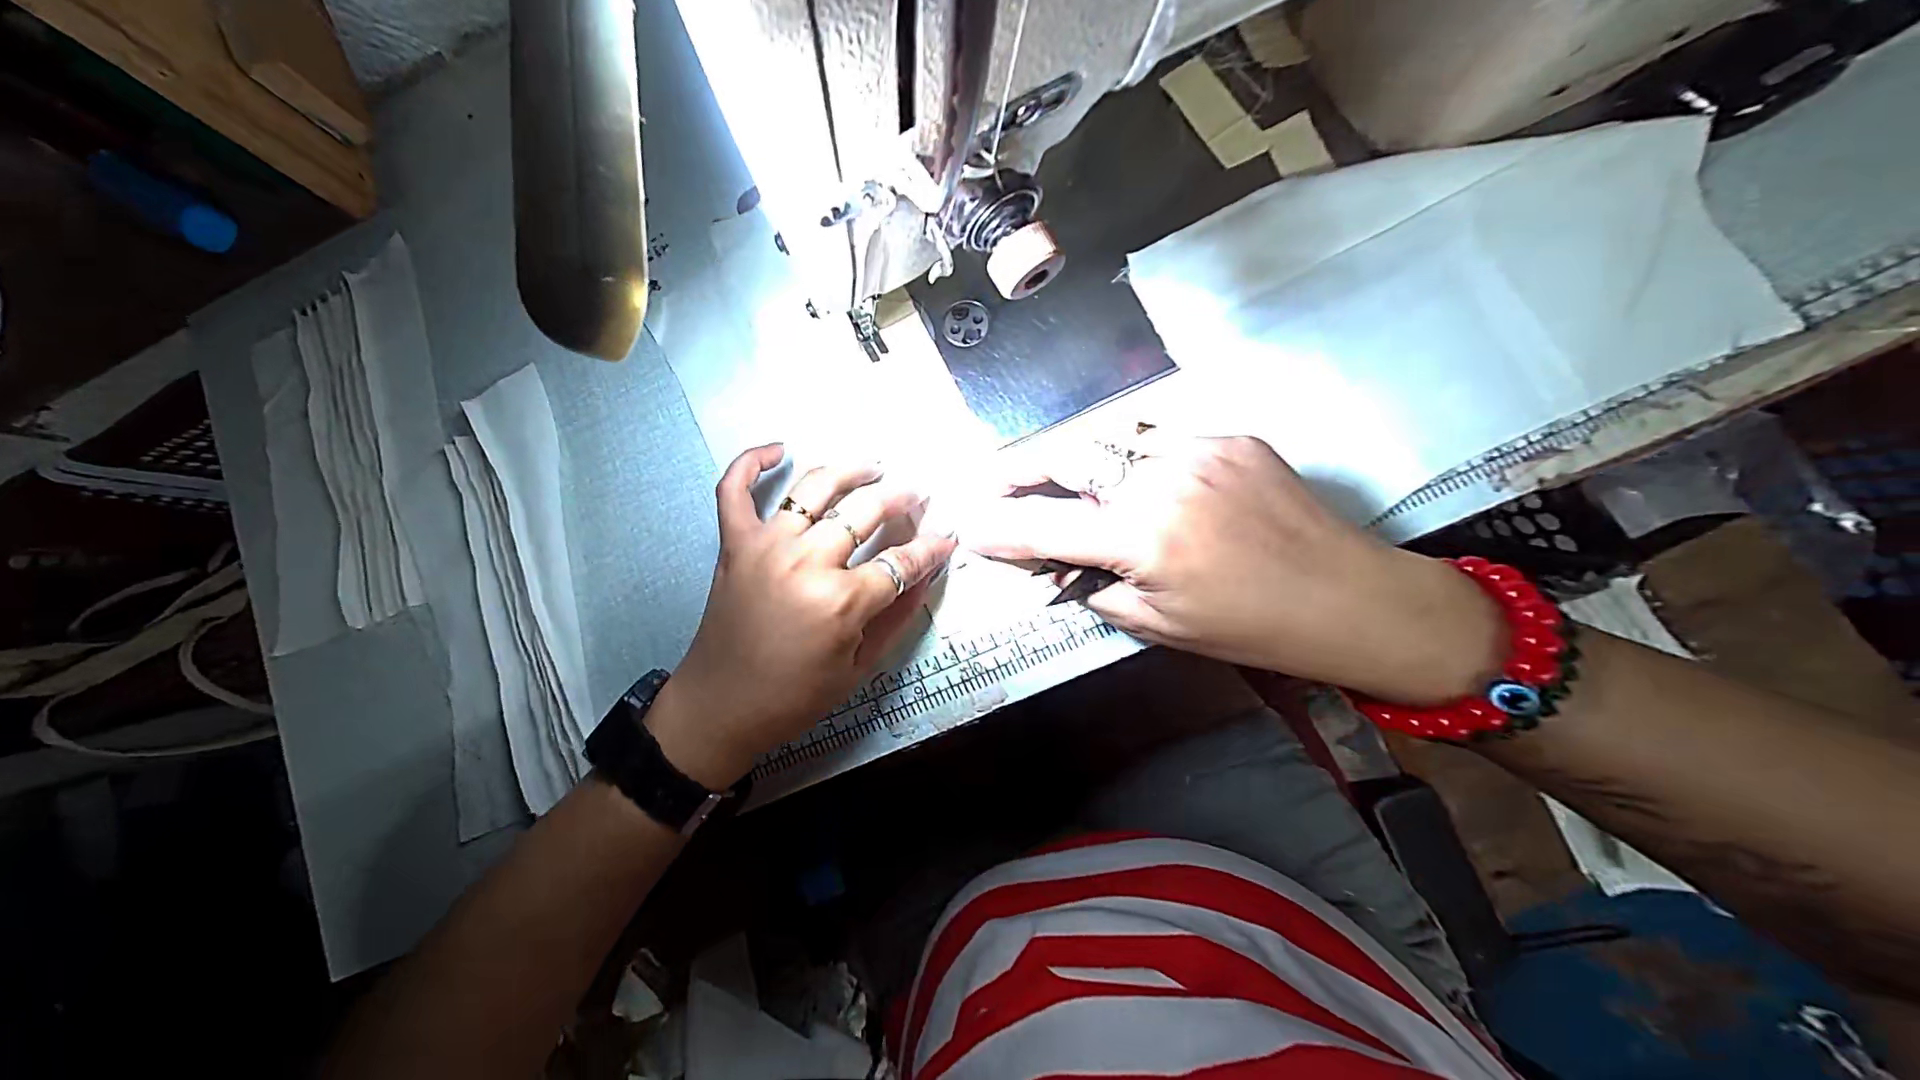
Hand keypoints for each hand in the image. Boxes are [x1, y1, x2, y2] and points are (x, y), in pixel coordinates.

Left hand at [645, 445, 957, 788]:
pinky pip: (735, 490)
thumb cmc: (794, 697)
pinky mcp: (733, 543)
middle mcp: (806, 562)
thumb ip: (897, 616)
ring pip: (814, 488)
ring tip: (873, 467)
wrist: (720, 707)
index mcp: (841, 601)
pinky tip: (778, 449)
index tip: (948, 537)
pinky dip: (751, 463)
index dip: (931, 548)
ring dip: (850, 470)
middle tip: (918, 495)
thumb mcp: (859, 667)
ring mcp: (765, 547)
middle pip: (866, 512)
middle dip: (902, 500)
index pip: (901, 561)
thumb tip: (927, 574)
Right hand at [965, 435, 1502, 704]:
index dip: (1001, 527)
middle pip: (1068, 455)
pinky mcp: (1230, 437)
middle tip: (996, 480)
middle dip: (1022, 468)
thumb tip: (1055, 567)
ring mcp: (1200, 448)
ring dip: (1078, 460)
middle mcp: (1164, 479)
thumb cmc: (1251, 629)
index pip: (1047, 525)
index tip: (971, 527)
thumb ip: (1095, 588)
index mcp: (1144, 537)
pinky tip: (1138, 482)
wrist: (1352, 598)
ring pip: (1111, 441)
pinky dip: (1134, 461)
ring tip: (1059, 477)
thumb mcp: (1159, 625)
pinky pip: (1160, 441)